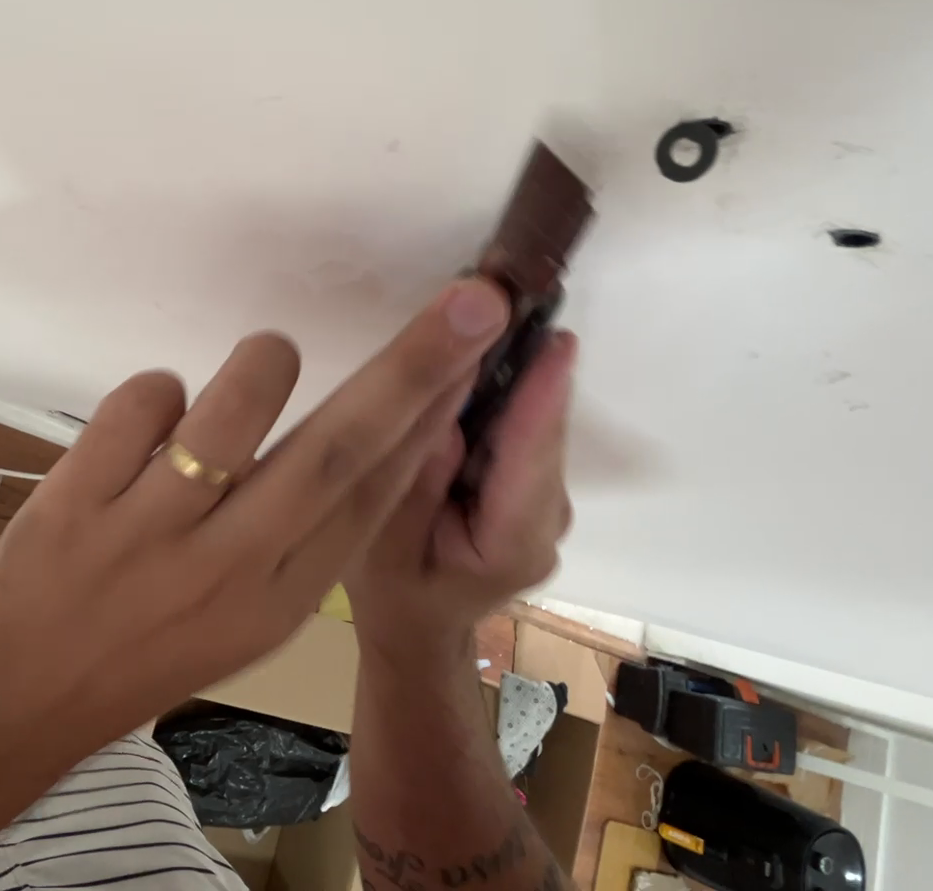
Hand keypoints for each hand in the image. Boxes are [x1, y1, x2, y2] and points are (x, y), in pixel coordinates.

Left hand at [0, 278, 512, 747]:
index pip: (372, 494)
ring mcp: (148, 536)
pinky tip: (155, 417)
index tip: (469, 355)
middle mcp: (228, 569)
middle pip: (336, 449)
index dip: (427, 416)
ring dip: (263, 362)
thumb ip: (306, 538)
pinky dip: (160, 390)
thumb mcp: (248, 618)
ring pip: (233, 408)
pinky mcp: (77, 502)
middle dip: (412, 367)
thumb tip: (373, 444)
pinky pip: (141, 403)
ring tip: (268, 359)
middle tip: (470, 302)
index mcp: (281, 600)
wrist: (27, 697)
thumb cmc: (149, 647)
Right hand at [346, 323, 576, 649]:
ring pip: (533, 431)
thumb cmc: (391, 592)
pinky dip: (502, 401)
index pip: (529, 460)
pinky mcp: (533, 491)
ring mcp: (545, 507)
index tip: (552, 337)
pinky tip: (474, 367)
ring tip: (483, 322)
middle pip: (539, 435)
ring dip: (512, 379)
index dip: (540, 396)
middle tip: (501, 303)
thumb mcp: (380, 543)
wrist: (415, 630)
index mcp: (511, 543)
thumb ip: (417, 480)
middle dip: (526, 371)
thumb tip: (445, 406)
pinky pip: (520, 437)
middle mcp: (546, 522)